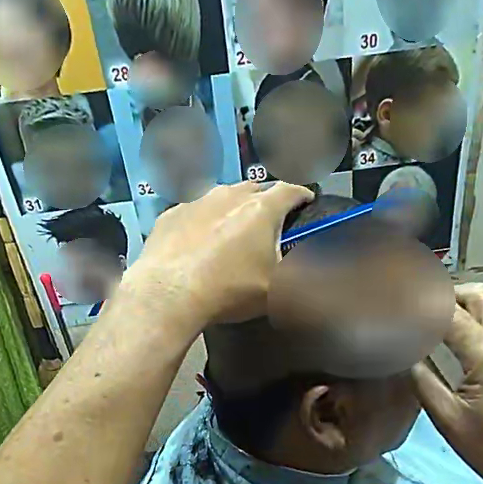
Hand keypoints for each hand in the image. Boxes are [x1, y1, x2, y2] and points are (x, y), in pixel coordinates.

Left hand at [118, 182, 313, 329]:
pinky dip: (204, 222)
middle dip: (267, 200)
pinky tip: (200, 243)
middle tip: (271, 221)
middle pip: (255, 189)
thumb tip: (314, 273)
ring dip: (234, 209)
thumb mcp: (276, 290)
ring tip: (234, 232)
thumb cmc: (229, 289)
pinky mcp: (171, 215)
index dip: (302, 195)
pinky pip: (195, 212)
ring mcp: (197, 202)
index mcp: (261, 209)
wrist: (168, 295)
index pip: (290, 190)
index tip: (307, 201)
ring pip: (223, 197)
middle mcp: (229, 196)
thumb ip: (298, 275)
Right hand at [410, 284, 482, 483]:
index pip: (448, 312)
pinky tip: (470, 341)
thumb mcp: (448, 418)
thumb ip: (422, 376)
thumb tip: (403, 348)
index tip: (397, 306)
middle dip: (446, 298)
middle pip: (476, 295)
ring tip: (441, 327)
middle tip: (420, 315)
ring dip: (468, 307)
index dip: (419, 305)